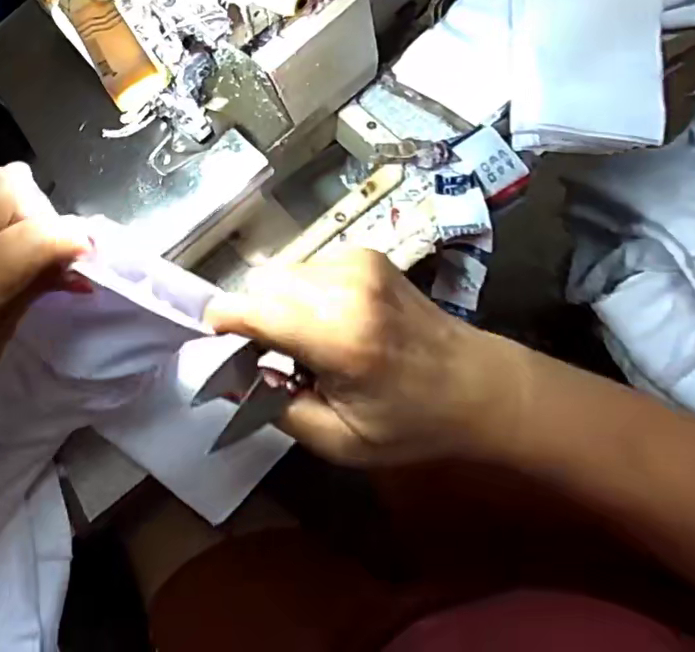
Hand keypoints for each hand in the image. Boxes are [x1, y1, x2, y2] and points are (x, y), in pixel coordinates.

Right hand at [203, 247, 535, 466]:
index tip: (217, 342)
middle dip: (255, 315)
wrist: (477, 383)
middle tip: (274, 351)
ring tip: (307, 336)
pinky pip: (307, 264)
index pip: (254, 309)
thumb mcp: (339, 441)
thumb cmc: (409, 423)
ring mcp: (357, 262)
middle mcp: (345, 287)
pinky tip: (331, 316)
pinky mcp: (365, 252)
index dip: (225, 322)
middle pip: (262, 283)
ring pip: (282, 270)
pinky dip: (303, 290)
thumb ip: (273, 408)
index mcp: (339, 338)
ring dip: (279, 301)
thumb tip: (223, 376)